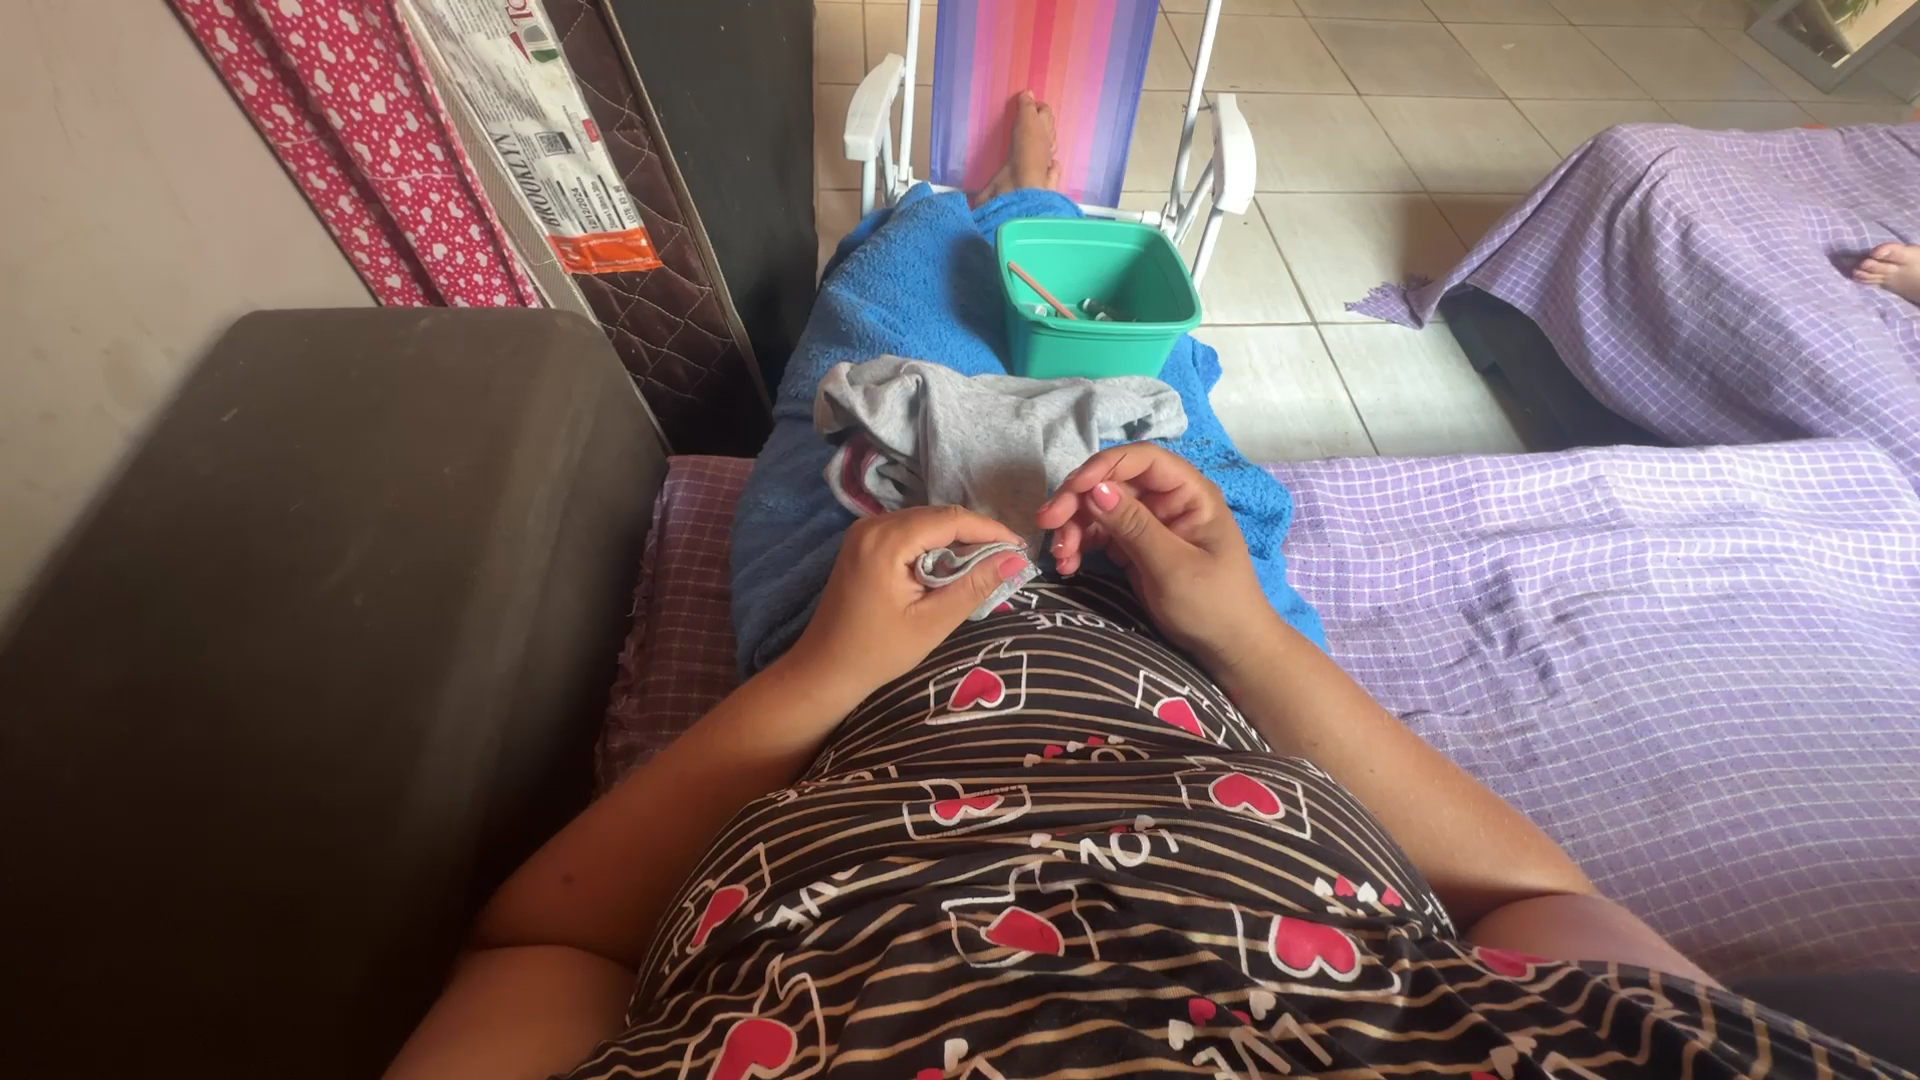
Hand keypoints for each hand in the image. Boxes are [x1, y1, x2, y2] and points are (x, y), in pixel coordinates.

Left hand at [784, 505, 1029, 707]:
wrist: (825, 668)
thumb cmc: (878, 652)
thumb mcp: (933, 622)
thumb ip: (975, 585)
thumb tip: (1016, 560)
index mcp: (886, 541)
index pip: (951, 520)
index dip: (990, 530)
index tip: (1021, 548)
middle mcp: (873, 525)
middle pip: (938, 516)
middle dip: (976, 534)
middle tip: (1009, 559)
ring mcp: (865, 531)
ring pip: (925, 521)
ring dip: (957, 539)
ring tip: (988, 563)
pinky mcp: (864, 542)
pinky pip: (910, 531)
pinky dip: (935, 544)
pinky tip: (953, 565)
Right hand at [1034, 443, 1277, 668]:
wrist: (1226, 649)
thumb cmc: (1213, 605)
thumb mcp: (1173, 567)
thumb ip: (1134, 526)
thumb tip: (1095, 490)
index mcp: (1189, 493)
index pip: (1142, 460)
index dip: (1104, 466)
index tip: (1072, 489)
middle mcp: (1165, 501)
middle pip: (1112, 483)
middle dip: (1077, 500)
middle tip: (1046, 522)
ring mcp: (1147, 523)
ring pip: (1098, 509)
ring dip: (1073, 527)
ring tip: (1060, 557)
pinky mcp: (1132, 547)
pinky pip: (1097, 535)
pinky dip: (1079, 546)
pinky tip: (1068, 565)